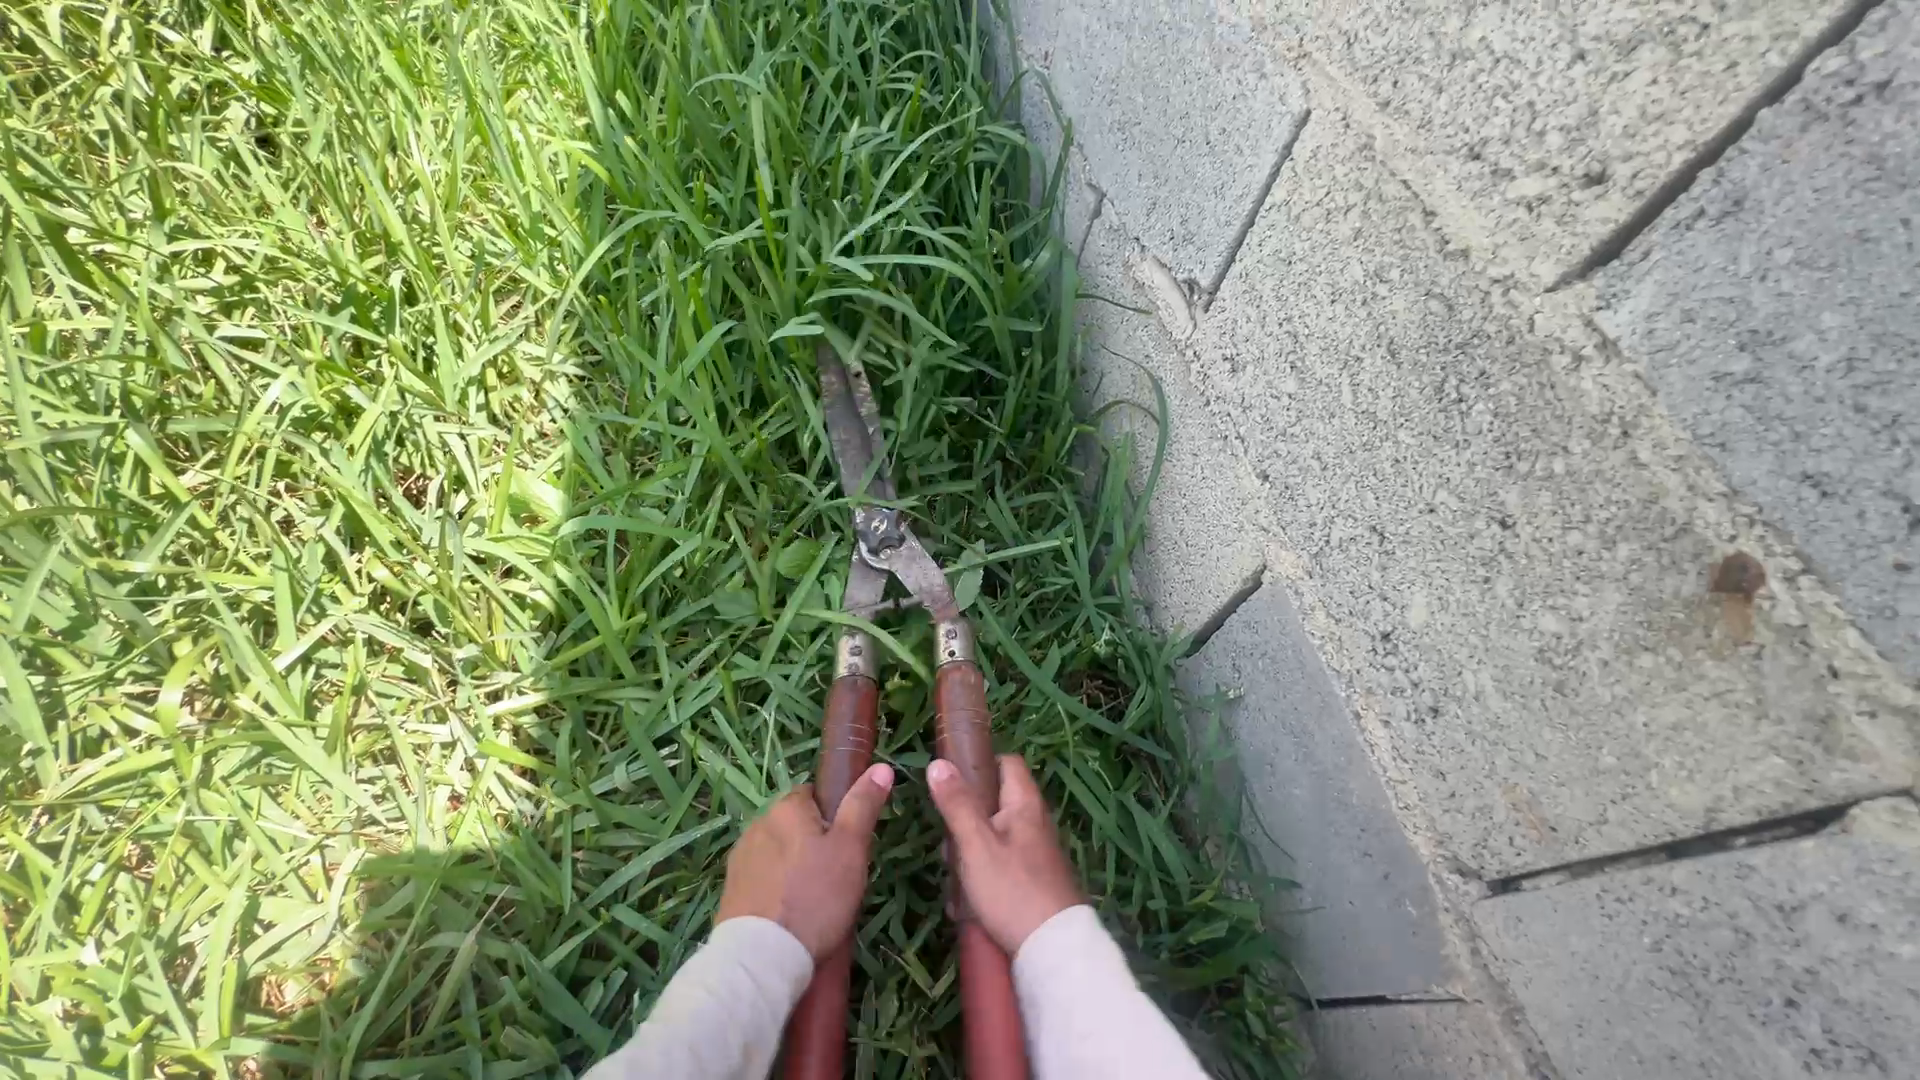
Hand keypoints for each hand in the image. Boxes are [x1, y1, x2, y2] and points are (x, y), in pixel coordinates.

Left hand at [716, 763, 893, 958]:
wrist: (763, 958)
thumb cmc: (816, 896)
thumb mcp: (851, 848)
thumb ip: (863, 804)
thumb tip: (881, 767)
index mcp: (787, 807)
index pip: (814, 795)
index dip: (834, 817)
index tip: (847, 845)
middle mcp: (758, 823)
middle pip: (795, 824)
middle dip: (814, 844)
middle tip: (836, 877)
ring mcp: (740, 858)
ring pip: (779, 852)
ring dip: (794, 866)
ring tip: (814, 901)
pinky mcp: (730, 890)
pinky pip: (762, 878)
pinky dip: (776, 889)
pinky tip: (789, 914)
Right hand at [927, 754, 1082, 954]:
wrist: (1053, 949)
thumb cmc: (1012, 889)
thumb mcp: (976, 845)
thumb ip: (957, 804)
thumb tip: (938, 763)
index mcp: (1025, 803)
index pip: (1007, 762)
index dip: (980, 765)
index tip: (952, 782)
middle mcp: (1035, 822)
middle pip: (994, 803)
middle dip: (965, 820)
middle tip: (949, 844)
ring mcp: (1036, 852)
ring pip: (992, 838)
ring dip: (969, 854)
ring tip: (956, 878)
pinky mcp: (1034, 879)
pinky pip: (1000, 865)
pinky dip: (982, 878)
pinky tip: (967, 902)